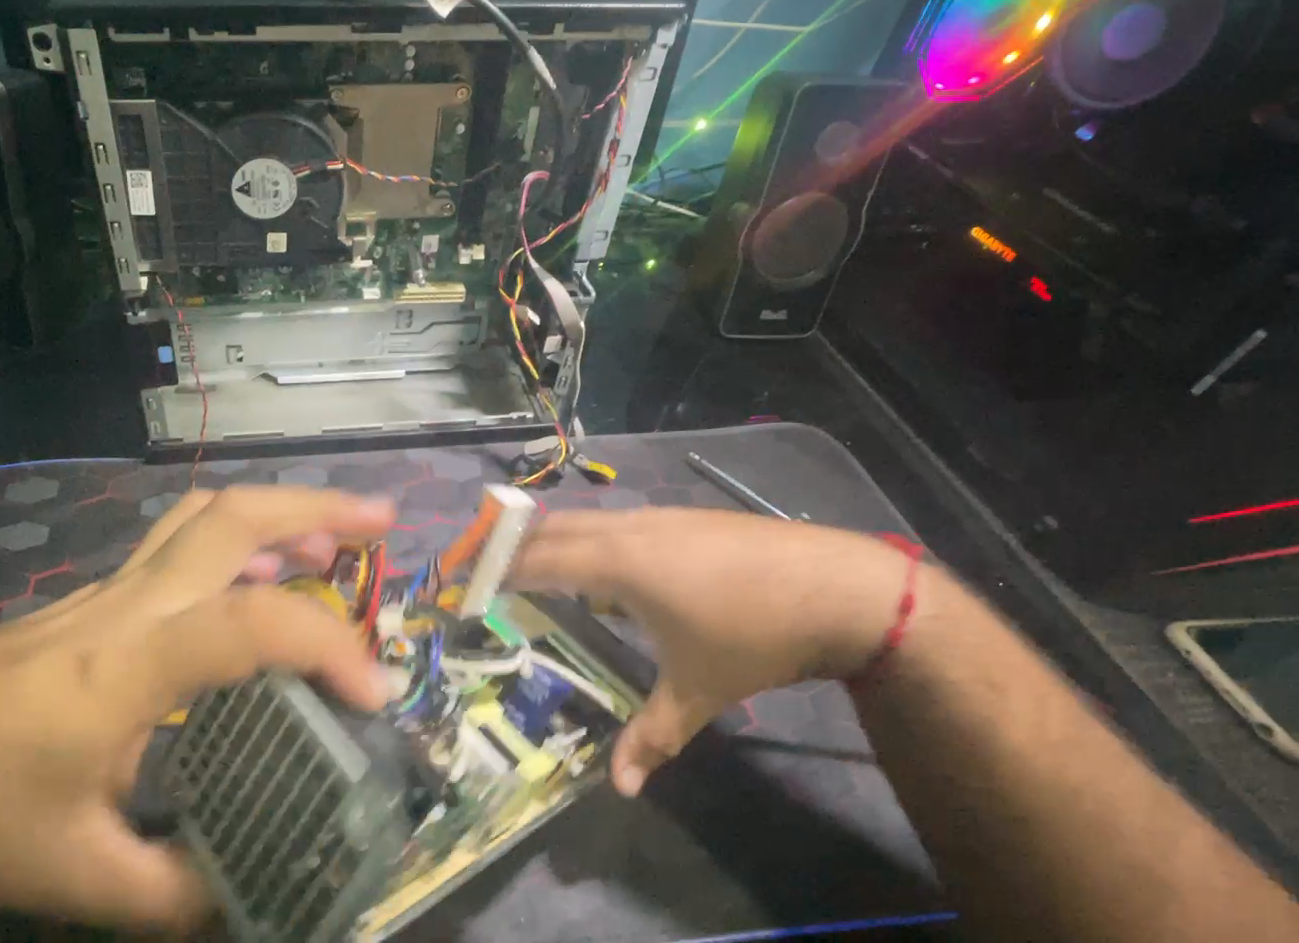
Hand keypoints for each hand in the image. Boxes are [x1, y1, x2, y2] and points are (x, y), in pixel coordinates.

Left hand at [0, 486, 396, 929]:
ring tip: (334, 537)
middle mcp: (124, 608)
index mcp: (125, 670)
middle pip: (229, 519)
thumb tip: (249, 898)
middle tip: (381, 521)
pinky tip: (254, 583)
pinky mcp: (88, 603)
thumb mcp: (74, 876)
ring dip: (274, 512)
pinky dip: (234, 546)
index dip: (327, 648)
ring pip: (199, 519)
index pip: (250, 625)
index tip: (372, 695)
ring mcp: (102, 595)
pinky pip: (174, 549)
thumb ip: (174, 891)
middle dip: (314, 507)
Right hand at [512, 509, 914, 795]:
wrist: (841, 588)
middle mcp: (629, 528)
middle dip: (511, 543)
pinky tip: (600, 572)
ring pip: (586, 520)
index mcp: (618, 562)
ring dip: (551, 538)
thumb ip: (653, 734)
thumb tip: (619, 787)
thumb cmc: (756, 637)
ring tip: (527, 567)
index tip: (462, 580)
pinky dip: (587, 539)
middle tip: (478, 567)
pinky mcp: (685, 518)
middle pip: (552, 526)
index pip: (537, 557)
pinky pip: (615, 523)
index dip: (495, 567)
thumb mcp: (699, 690)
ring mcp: (659, 516)